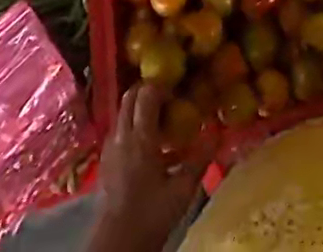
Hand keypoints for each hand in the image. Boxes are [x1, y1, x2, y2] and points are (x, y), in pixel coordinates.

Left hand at [87, 84, 215, 251]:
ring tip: (162, 121)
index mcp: (141, 138)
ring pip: (122, 112)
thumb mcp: (182, 189)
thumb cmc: (152, 214)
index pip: (146, 94)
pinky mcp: (105, 160)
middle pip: (130, 96)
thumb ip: (200, 159)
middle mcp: (121, 136)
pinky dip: (133, 126)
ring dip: (140, 108)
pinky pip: (119, 130)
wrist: (118, 244)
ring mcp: (110, 148)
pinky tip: (150, 145)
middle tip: (169, 98)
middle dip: (148, 90)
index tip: (178, 92)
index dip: (162, 87)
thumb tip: (216, 134)